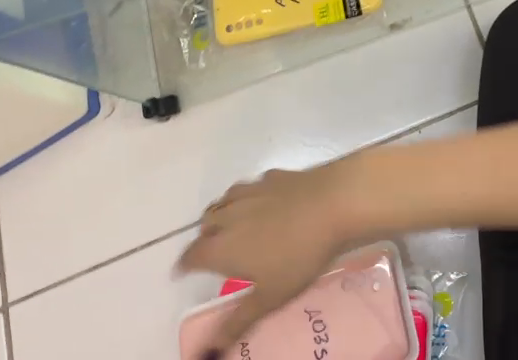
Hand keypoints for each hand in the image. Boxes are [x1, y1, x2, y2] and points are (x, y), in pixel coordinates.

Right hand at [174, 164, 367, 357]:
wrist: (334, 201)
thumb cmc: (299, 255)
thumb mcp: (270, 297)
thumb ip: (238, 321)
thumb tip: (210, 349)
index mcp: (221, 246)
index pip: (191, 255)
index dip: (185, 264)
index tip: (182, 271)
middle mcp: (229, 214)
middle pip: (206, 224)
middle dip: (204, 237)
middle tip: (213, 250)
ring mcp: (252, 190)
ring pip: (225, 200)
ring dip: (222, 213)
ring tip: (231, 225)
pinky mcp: (274, 176)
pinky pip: (252, 186)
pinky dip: (250, 196)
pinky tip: (265, 202)